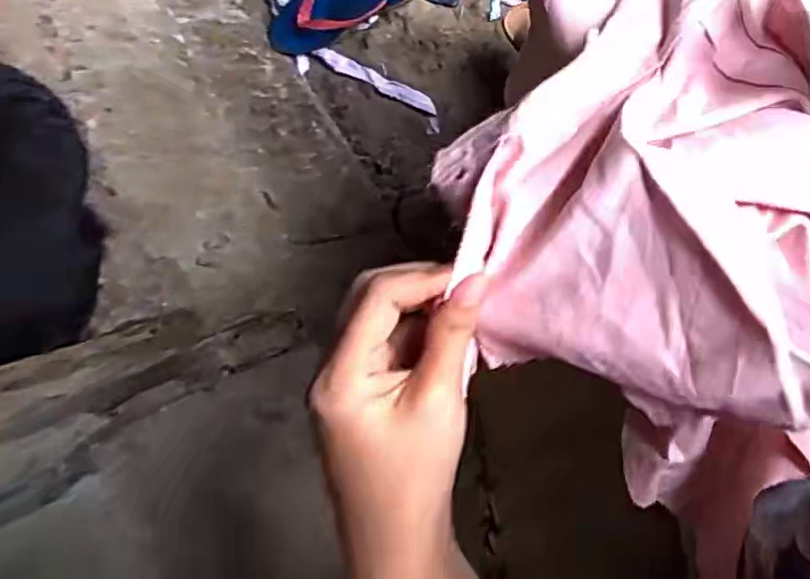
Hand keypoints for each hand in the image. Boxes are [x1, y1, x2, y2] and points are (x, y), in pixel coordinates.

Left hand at [310, 263, 482, 578]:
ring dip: (425, 301)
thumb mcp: (440, 396)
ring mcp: (347, 374)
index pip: (377, 296)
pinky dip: (424, 322)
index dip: (426, 277)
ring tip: (465, 311)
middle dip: (421, 281)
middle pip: (370, 295)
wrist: (398, 531)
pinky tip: (452, 333)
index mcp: (340, 374)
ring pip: (382, 310)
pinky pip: (393, 332)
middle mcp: (334, 367)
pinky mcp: (366, 381)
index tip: (474, 277)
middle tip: (468, 288)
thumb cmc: (416, 470)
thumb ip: (453, 332)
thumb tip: (476, 279)